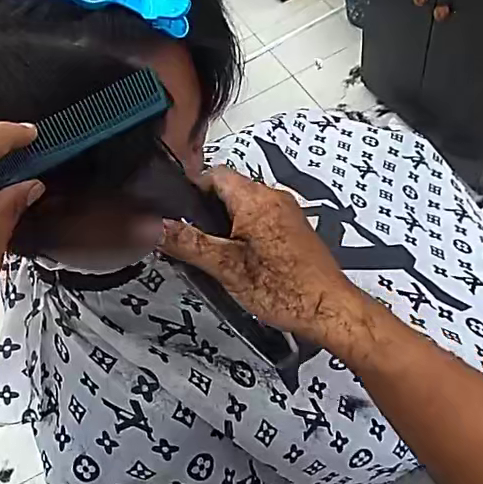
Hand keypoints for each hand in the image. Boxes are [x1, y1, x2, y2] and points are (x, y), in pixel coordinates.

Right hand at [157, 168, 382, 355]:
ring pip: (245, 209)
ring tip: (219, 259)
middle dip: (207, 214)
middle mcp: (275, 199)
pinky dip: (247, 237)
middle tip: (194, 242)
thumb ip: (187, 243)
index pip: (213, 174)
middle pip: (228, 191)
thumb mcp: (225, 268)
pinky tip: (243, 265)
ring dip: (227, 227)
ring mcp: (289, 214)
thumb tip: (154, 227)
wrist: (328, 309)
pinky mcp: (296, 232)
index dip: (190, 191)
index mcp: (256, 199)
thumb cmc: (289, 290)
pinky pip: (263, 223)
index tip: (177, 213)